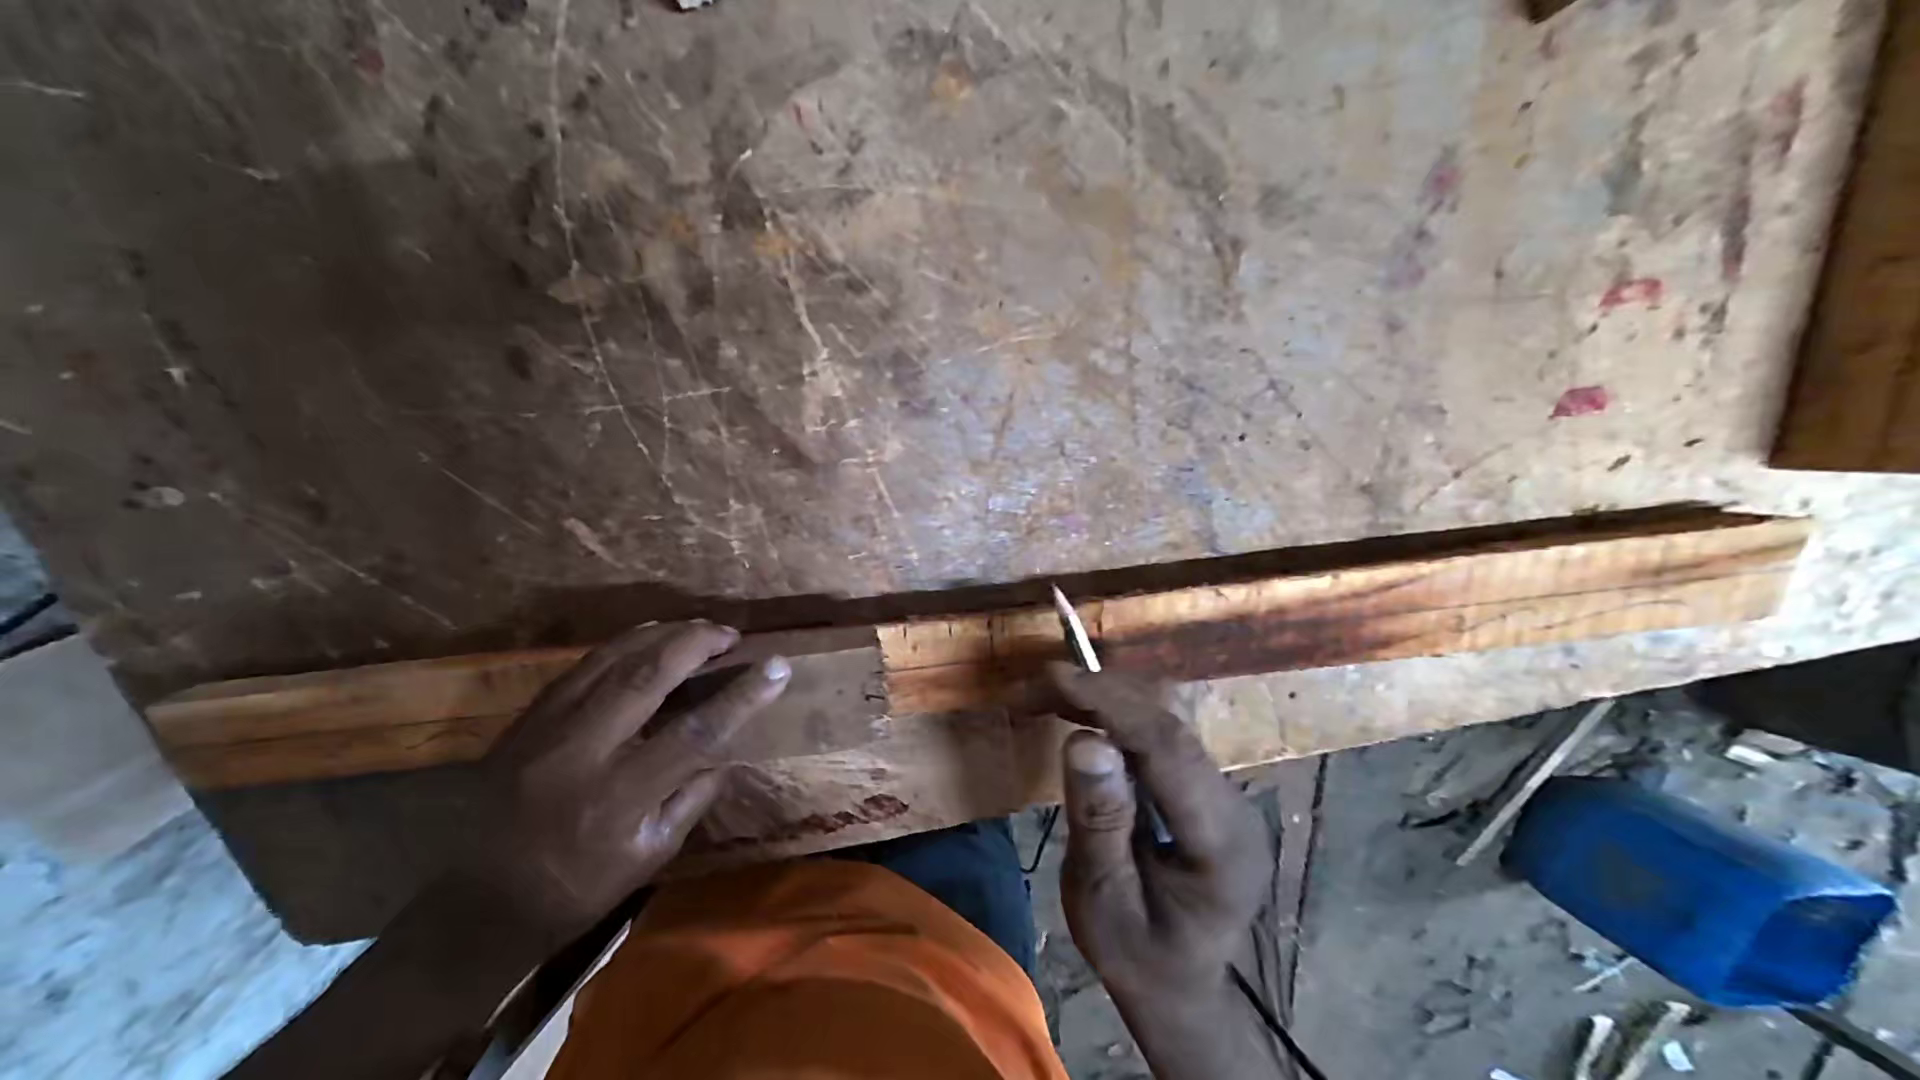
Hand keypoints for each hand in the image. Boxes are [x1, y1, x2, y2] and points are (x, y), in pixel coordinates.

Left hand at [473, 622, 790, 943]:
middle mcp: (583, 750)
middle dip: (697, 643)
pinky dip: (626, 644)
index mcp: (620, 795)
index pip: (695, 732)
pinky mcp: (529, 717)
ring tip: (700, 628)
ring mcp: (549, 727)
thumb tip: (724, 749)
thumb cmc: (575, 888)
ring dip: (663, 634)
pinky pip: (585, 665)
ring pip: (613, 658)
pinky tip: (651, 637)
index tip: (778, 667)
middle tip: (731, 633)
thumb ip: (692, 797)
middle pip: (647, 676)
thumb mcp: (649, 857)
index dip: (742, 696)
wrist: (474, 901)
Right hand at [1050, 663, 1272, 1004]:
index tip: (1054, 679)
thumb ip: (1099, 821)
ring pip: (1168, 721)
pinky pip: (1163, 736)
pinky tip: (1082, 714)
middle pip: (1170, 724)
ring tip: (1049, 695)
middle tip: (1036, 687)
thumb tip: (1085, 738)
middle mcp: (1234, 806)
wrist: (1180, 987)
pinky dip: (1118, 716)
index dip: (1110, 704)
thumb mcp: (1104, 902)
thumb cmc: (1137, 957)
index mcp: (1219, 844)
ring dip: (1107, 699)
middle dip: (1101, 694)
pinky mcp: (1208, 788)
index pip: (1168, 749)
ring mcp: (1226, 793)